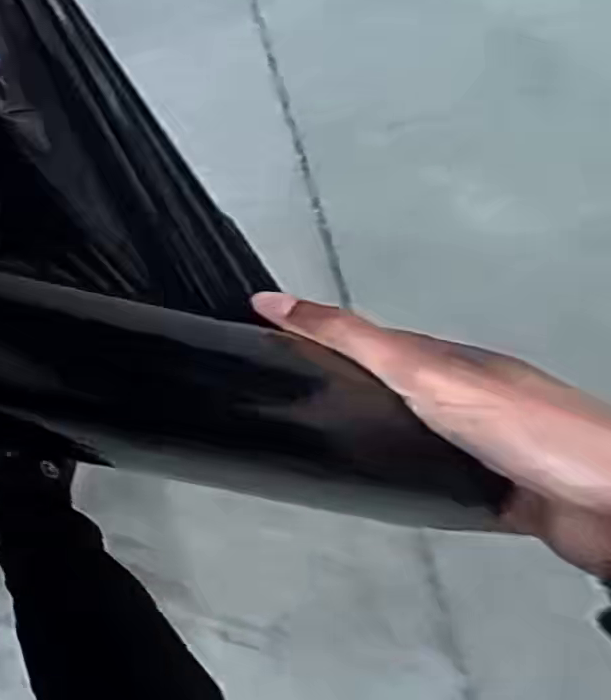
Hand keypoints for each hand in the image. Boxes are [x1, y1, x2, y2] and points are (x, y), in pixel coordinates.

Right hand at [254, 292, 610, 575]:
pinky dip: (403, 482)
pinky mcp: (498, 495)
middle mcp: (470, 400)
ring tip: (320, 441)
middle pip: (389, 388)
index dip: (320, 340)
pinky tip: (377, 485)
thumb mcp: (418, 370)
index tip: (270, 344)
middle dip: (342, 392)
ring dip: (373, 438)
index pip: (372, 342)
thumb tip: (267, 300)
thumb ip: (344, 337)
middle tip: (289, 400)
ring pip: (409, 435)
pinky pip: (434, 483)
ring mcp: (488, 448)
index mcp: (452, 363)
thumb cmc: (529, 429)